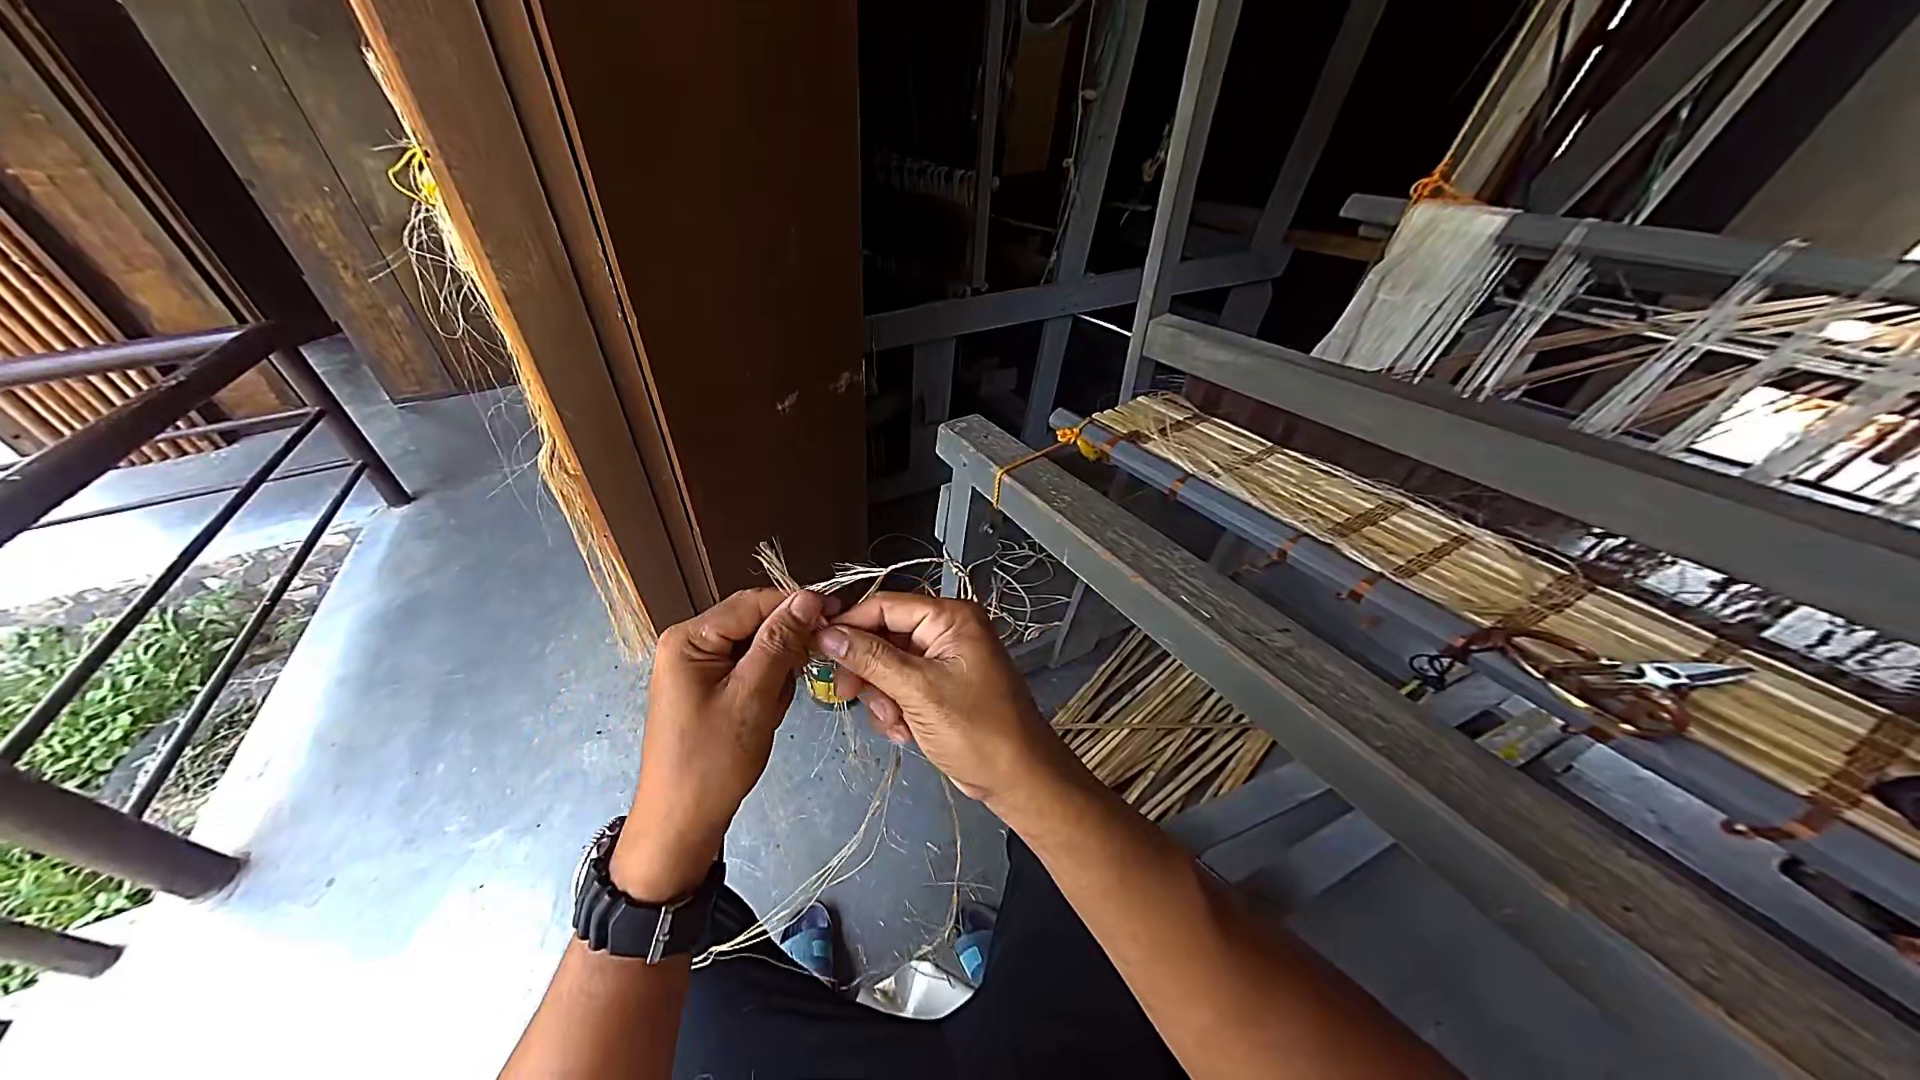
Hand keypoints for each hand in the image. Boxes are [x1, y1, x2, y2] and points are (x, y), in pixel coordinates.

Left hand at [612, 588, 826, 901]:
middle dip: (785, 648)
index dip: (797, 606)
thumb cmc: (713, 761)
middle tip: (807, 674)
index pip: (753, 602)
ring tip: (774, 706)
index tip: (837, 616)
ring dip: (777, 672)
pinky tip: (766, 712)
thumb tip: (810, 597)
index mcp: (689, 638)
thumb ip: (780, 642)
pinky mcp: (708, 687)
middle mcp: (689, 643)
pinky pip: (750, 670)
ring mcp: (698, 666)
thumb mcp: (752, 697)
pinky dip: (767, 687)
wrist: (682, 823)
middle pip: (755, 623)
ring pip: (758, 648)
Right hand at [813, 592, 1075, 807]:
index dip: (849, 625)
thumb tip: (826, 634)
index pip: (885, 606)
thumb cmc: (977, 730)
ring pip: (885, 666)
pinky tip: (906, 731)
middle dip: (868, 672)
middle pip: (882, 637)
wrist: (1016, 778)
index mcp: (950, 618)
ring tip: (897, 723)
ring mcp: (941, 661)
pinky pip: (899, 688)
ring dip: (881, 698)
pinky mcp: (937, 688)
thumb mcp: (918, 691)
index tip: (818, 648)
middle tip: (849, 696)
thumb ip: (870, 658)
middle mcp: (945, 632)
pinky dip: (895, 710)